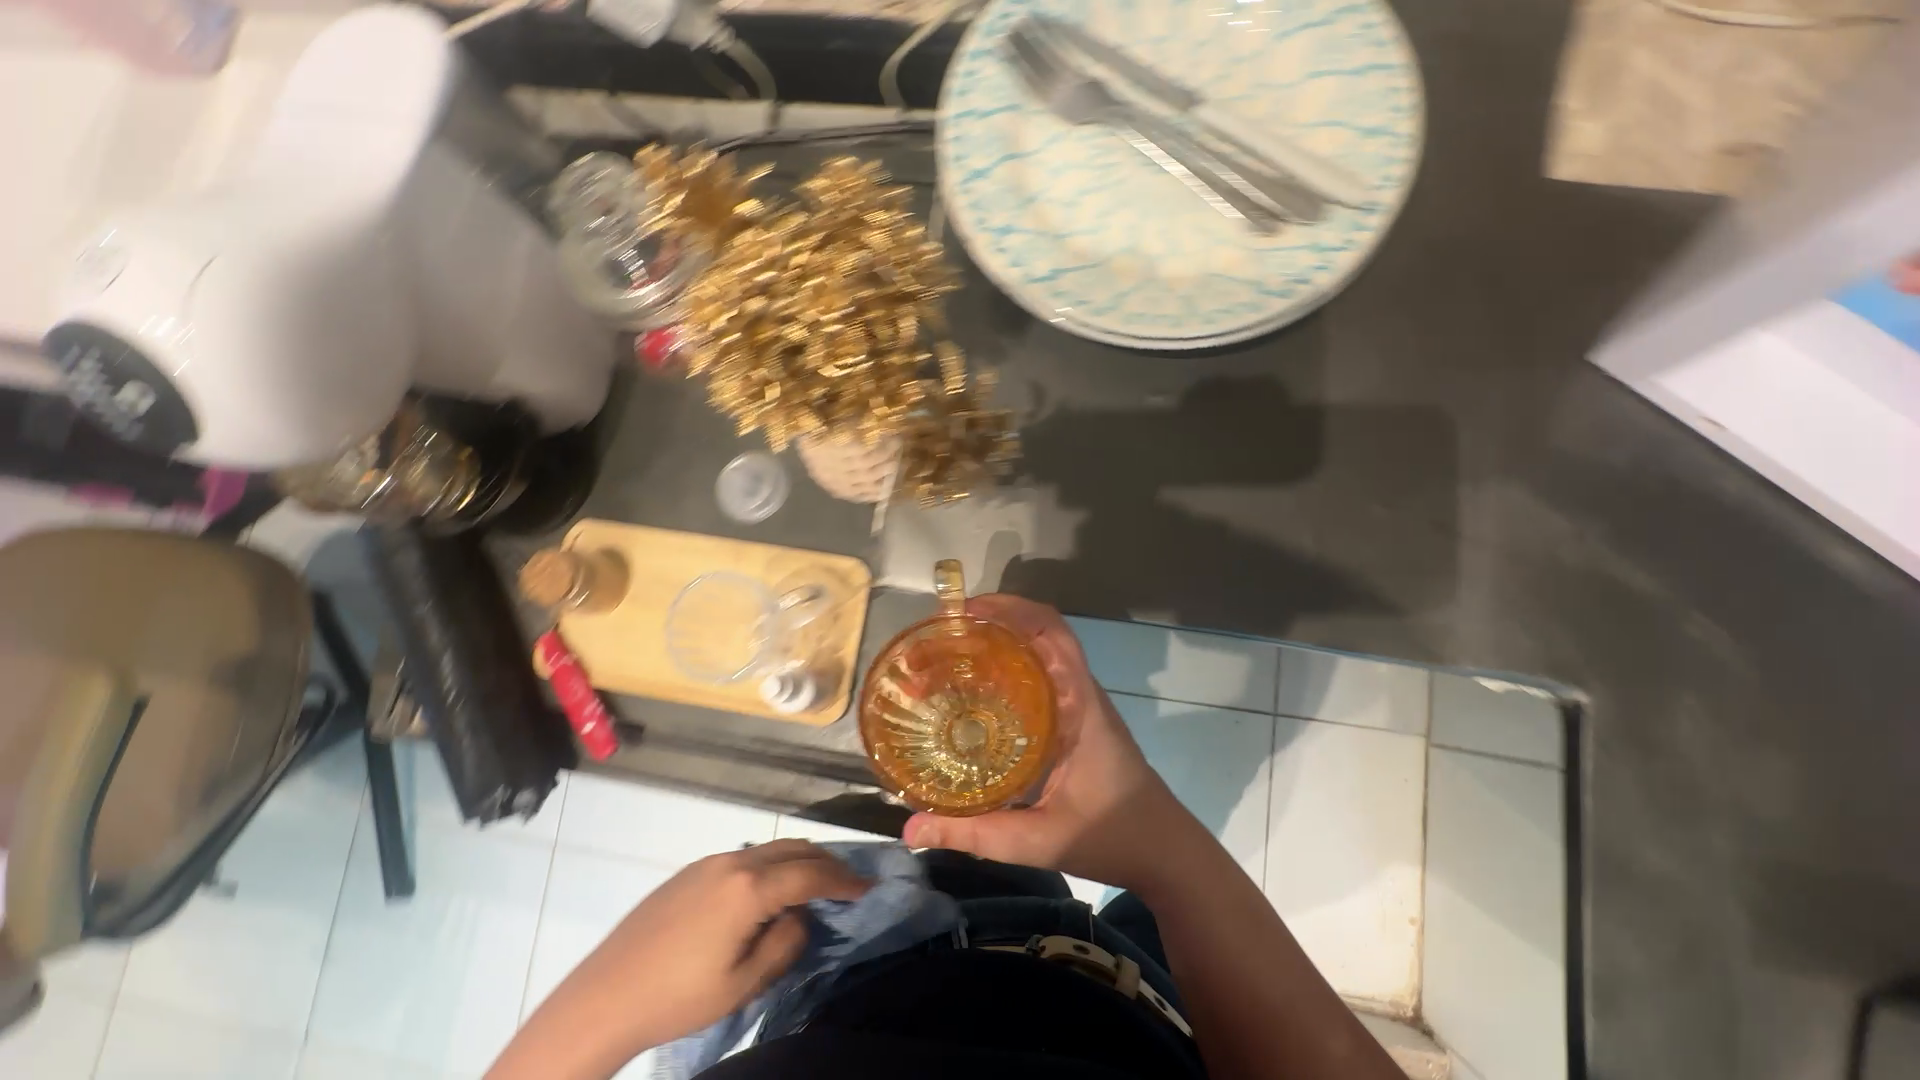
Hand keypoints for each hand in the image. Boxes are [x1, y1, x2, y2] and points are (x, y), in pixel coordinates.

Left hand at [522, 840, 869, 1060]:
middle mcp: (731, 863)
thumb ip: (784, 944)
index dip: (844, 880)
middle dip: (826, 862)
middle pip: (792, 849)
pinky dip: (771, 866)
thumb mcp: (743, 983)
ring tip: (816, 885)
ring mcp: (706, 864)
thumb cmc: (677, 998)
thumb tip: (799, 918)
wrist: (603, 998)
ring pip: (767, 850)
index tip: (869, 887)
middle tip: (849, 882)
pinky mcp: (688, 874)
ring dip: (797, 861)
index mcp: (748, 888)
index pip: (810, 874)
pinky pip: (744, 858)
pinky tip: (771, 892)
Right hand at [901, 595, 1200, 894]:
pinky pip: (1042, 680)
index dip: (1011, 610)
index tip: (964, 612)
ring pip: (1041, 656)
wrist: (1164, 853)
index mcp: (1080, 707)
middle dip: (993, 624)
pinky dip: (1010, 672)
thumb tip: (911, 830)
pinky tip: (975, 695)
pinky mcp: (1078, 722)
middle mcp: (1081, 695)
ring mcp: (1082, 706)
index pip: (1052, 634)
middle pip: (1041, 635)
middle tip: (941, 639)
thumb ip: (975, 834)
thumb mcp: (1038, 840)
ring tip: (948, 658)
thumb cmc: (1110, 837)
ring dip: (1001, 645)